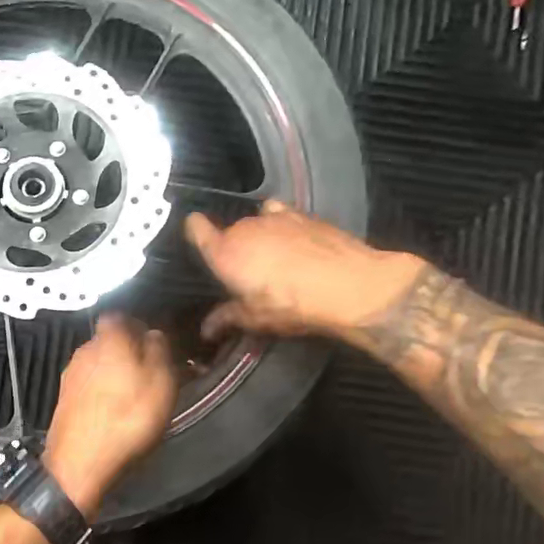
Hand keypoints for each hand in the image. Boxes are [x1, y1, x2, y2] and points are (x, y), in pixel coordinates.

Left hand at [44, 314, 176, 514]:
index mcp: (108, 340)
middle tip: (150, 370)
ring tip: (135, 395)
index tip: (154, 342)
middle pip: (109, 340)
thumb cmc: (127, 421)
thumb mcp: (161, 384)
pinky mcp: (64, 399)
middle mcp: (84, 351)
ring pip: (98, 363)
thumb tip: (154, 333)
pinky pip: (89, 384)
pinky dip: (102, 391)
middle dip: (128, 350)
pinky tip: (114, 411)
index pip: (120, 316)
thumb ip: (159, 351)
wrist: (78, 466)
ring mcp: (70, 375)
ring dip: (115, 372)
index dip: (138, 325)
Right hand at [184, 200, 425, 342]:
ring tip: (273, 260)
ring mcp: (274, 217)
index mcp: (224, 252)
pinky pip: (280, 215)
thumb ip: (227, 318)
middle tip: (245, 273)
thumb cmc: (292, 305)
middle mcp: (244, 228)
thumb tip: (206, 330)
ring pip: (255, 223)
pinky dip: (281, 224)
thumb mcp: (255, 319)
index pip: (196, 228)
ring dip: (258, 237)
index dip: (194, 230)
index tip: (197, 238)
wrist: (349, 284)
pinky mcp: (302, 214)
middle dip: (233, 247)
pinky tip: (292, 239)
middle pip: (229, 231)